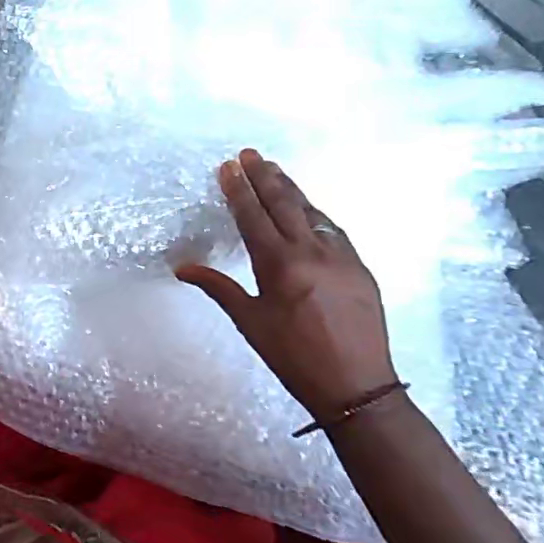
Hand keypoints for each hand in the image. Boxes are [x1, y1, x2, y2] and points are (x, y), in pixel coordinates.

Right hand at [176, 148, 398, 422]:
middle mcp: (312, 253)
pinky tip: (308, 209)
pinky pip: (334, 230)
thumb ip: (218, 287)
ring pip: (312, 212)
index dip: (239, 189)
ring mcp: (342, 257)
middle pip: (285, 204)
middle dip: (265, 177)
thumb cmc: (293, 357)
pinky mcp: (361, 268)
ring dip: (292, 190)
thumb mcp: (250, 322)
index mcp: (280, 265)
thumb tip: (182, 268)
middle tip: (251, 154)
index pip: (253, 216)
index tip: (228, 166)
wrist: (358, 387)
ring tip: (275, 171)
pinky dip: (315, 214)